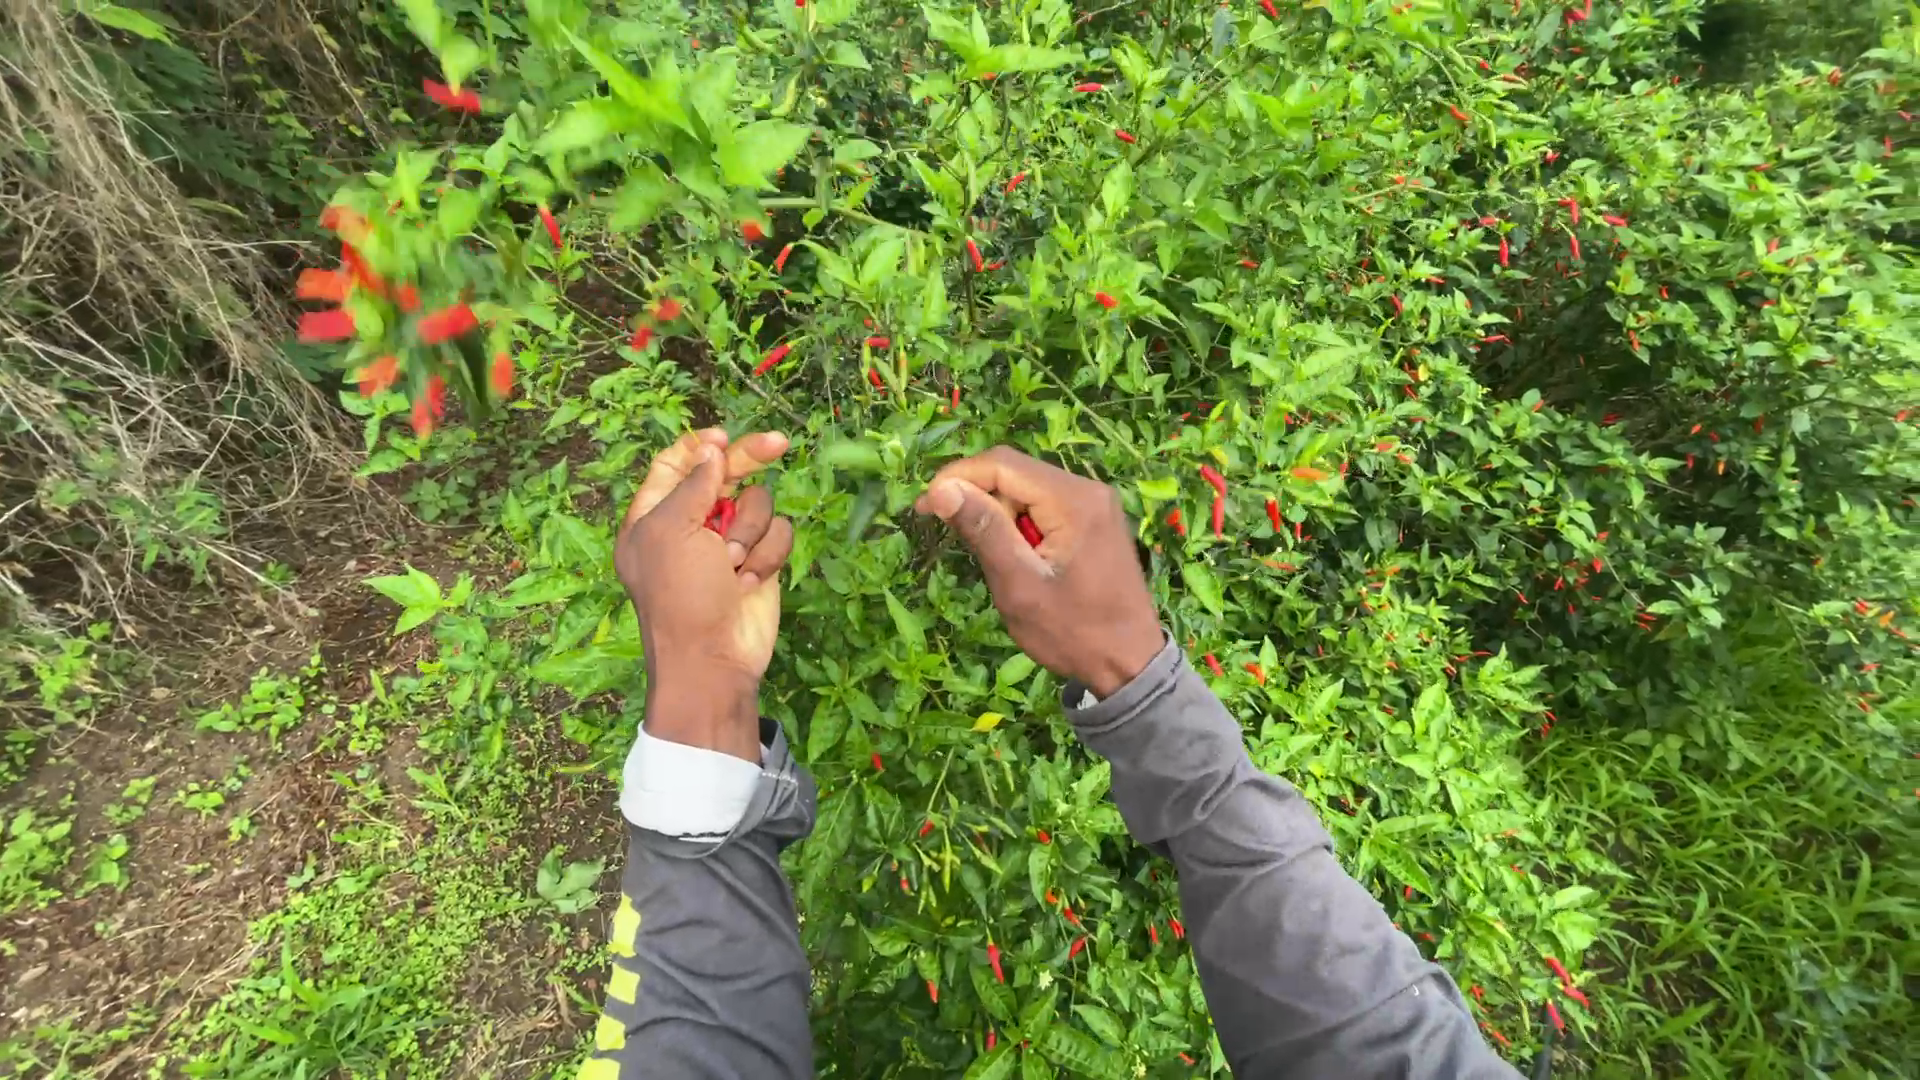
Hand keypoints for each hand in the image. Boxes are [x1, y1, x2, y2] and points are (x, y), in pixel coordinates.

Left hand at [615, 428, 792, 760]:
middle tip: (778, 442)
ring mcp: (730, 543)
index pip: (677, 464)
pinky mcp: (761, 560)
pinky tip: (750, 582)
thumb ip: (693, 485)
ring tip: (733, 567)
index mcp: (656, 515)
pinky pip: (779, 533)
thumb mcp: (671, 533)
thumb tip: (713, 451)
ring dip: (750, 533)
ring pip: (759, 504)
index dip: (700, 448)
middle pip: (727, 474)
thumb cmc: (681, 596)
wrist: (715, 659)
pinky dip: (768, 556)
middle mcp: (693, 524)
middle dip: (749, 461)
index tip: (723, 438)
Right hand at [915, 446, 1162, 697]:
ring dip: (995, 509)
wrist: (1130, 665)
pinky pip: (1044, 505)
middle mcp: (1089, 490)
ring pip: (1027, 487)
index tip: (925, 506)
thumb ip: (983, 531)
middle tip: (945, 527)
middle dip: (975, 493)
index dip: (957, 478)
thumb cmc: (1073, 632)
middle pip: (1016, 471)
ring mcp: (1095, 504)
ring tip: (981, 549)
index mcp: (1074, 500)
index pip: (1003, 464)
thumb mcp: (1019, 585)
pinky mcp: (1094, 520)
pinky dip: (1018, 521)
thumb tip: (941, 489)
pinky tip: (1010, 551)